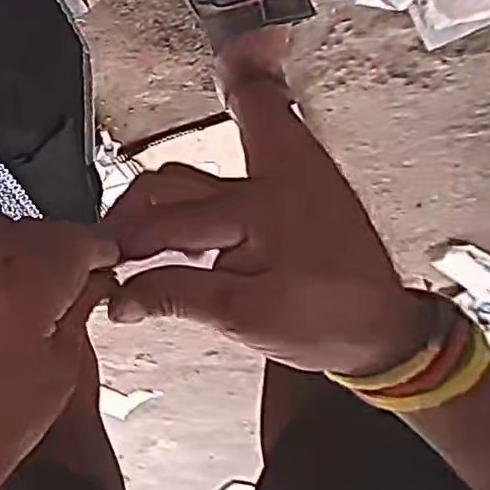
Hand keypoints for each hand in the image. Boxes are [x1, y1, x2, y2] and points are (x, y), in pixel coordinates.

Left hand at [0, 216, 118, 489]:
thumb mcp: (60, 370)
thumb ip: (78, 309)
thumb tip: (95, 277)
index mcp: (18, 296)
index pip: (69, 242)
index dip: (96, 245)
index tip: (106, 254)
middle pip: (33, 229)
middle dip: (63, 243)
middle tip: (80, 268)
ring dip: (25, 244)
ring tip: (41, 276)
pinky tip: (3, 283)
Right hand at [102, 152, 428, 375]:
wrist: (384, 328)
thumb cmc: (331, 320)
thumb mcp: (243, 315)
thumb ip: (174, 297)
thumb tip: (121, 297)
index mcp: (261, 207)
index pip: (164, 224)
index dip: (125, 249)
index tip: (105, 270)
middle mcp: (268, 178)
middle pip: (167, 183)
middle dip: (127, 215)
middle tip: (109, 250)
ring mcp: (277, 175)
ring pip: (188, 170)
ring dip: (150, 195)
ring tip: (128, 225)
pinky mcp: (282, 182)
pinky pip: (223, 161)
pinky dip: (189, 178)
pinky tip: (180, 203)